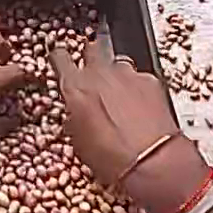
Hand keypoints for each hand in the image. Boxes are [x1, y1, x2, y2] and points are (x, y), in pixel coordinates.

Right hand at [51, 36, 191, 201]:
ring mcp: (126, 74)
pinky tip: (140, 107)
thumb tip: (76, 116)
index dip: (60, 58)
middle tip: (93, 75)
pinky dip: (138, 88)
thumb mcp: (79, 141)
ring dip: (116, 76)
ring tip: (119, 98)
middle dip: (91, 58)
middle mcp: (99, 73)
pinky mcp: (150, 81)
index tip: (61, 60)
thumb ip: (74, 118)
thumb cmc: (112, 157)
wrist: (152, 163)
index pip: (59, 57)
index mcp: (74, 86)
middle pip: (91, 49)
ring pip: (117, 64)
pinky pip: (140, 77)